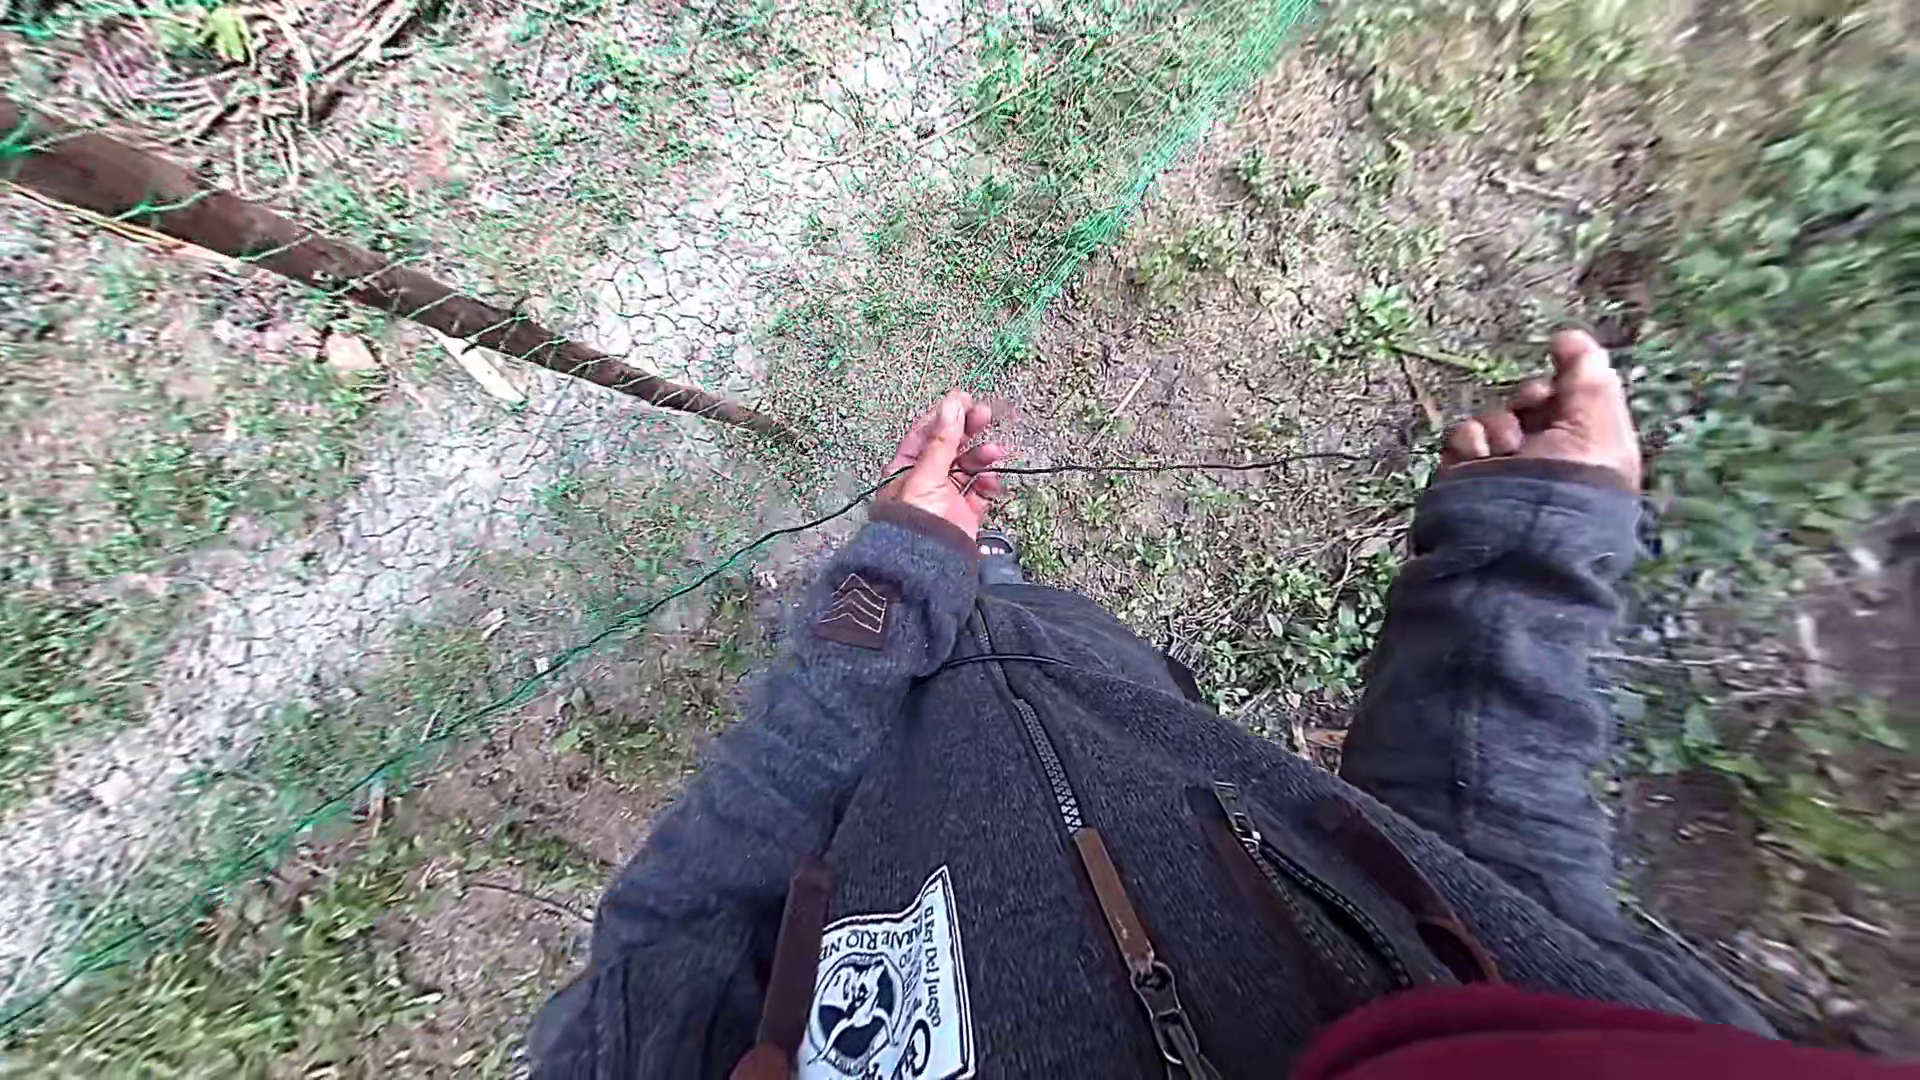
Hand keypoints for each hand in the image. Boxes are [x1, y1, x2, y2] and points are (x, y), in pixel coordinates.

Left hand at [878, 389, 1007, 535]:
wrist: (926, 566)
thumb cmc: (914, 522)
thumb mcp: (926, 475)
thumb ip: (942, 441)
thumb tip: (952, 405)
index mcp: (906, 467)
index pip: (927, 432)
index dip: (947, 415)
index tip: (966, 401)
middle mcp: (925, 479)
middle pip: (950, 446)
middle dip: (969, 430)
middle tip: (986, 416)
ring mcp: (945, 496)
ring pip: (967, 466)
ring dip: (982, 456)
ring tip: (995, 453)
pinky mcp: (963, 513)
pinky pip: (979, 491)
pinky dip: (987, 484)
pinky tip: (991, 482)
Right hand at [1442, 329, 1642, 490]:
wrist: (1516, 526)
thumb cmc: (1571, 477)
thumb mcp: (1596, 424)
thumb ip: (1586, 376)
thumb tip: (1567, 334)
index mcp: (1579, 435)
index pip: (1563, 393)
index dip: (1559, 383)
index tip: (1556, 376)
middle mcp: (1538, 444)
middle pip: (1524, 399)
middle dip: (1527, 400)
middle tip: (1532, 410)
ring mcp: (1497, 457)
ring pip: (1490, 416)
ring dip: (1498, 427)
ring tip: (1505, 452)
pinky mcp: (1462, 466)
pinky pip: (1459, 435)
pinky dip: (1469, 441)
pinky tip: (1481, 457)